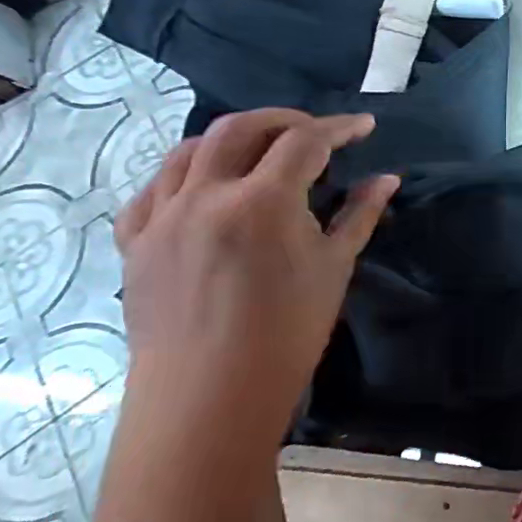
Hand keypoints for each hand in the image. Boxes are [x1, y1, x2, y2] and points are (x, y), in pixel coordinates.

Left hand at [113, 108, 399, 417]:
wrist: (209, 401)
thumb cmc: (285, 337)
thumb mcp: (333, 270)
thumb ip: (359, 216)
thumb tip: (387, 179)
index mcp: (261, 201)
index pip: (305, 142)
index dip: (339, 128)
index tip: (363, 127)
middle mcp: (206, 194)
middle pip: (241, 127)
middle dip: (282, 120)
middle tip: (313, 132)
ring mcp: (162, 217)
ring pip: (189, 149)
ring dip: (229, 139)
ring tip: (257, 152)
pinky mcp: (135, 243)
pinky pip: (151, 191)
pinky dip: (181, 177)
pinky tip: (199, 189)